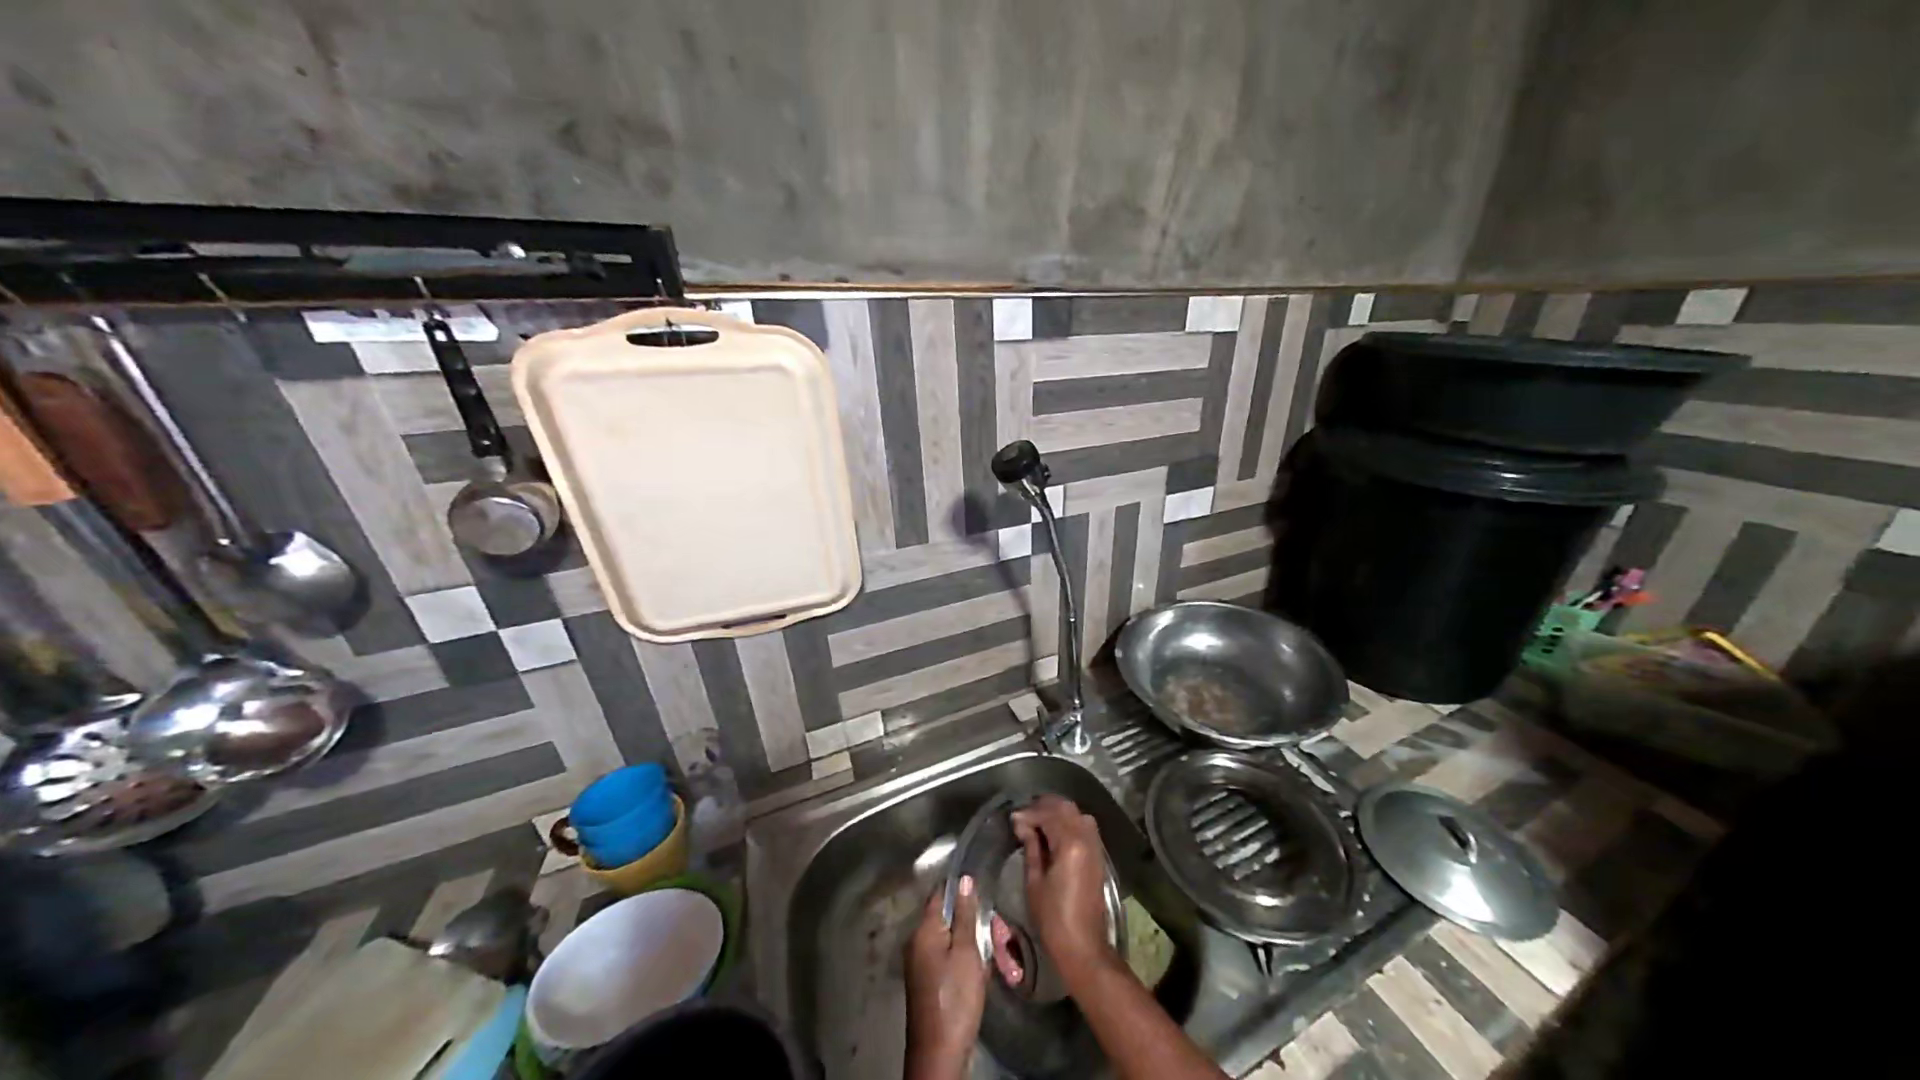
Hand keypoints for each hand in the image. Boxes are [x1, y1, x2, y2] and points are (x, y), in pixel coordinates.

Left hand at [904, 875, 987, 1079]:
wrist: (939, 1051)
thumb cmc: (956, 997)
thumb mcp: (967, 952)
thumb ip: (965, 915)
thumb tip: (963, 879)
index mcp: (923, 930)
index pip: (940, 894)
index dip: (960, 888)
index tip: (983, 889)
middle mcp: (915, 941)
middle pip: (944, 917)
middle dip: (969, 922)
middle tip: (994, 934)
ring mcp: (918, 961)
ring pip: (947, 938)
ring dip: (968, 943)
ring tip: (989, 957)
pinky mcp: (924, 979)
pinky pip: (944, 957)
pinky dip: (961, 959)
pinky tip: (977, 974)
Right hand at [1012, 795, 1119, 987]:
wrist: (1083, 946)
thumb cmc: (1052, 918)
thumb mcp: (1034, 881)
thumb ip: (1031, 847)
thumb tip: (1022, 824)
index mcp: (1070, 845)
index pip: (1048, 815)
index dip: (1028, 813)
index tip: (1012, 819)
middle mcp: (1086, 839)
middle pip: (1066, 808)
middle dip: (1044, 806)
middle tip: (1023, 817)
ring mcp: (1095, 847)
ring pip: (1077, 814)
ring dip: (1057, 812)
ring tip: (1037, 822)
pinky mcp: (1098, 856)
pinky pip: (1084, 827)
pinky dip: (1068, 822)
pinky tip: (1053, 833)